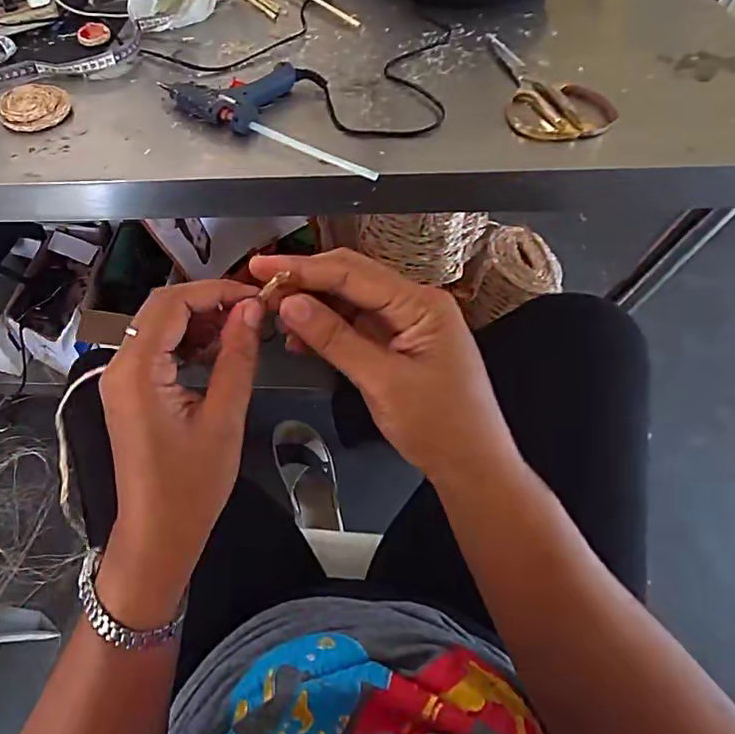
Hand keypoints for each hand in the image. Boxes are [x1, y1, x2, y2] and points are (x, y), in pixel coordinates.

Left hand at [97, 281, 262, 622]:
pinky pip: (157, 349)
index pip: (173, 303)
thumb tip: (251, 309)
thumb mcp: (224, 418)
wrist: (158, 534)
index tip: (255, 298)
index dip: (216, 291)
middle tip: (251, 311)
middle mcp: (120, 366)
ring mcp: (121, 378)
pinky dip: (187, 342)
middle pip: (162, 308)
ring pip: (159, 325)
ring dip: (198, 320)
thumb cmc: (191, 486)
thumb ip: (237, 356)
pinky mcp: (129, 390)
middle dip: (208, 301)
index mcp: (137, 370)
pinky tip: (218, 351)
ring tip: (240, 330)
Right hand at [247, 250, 517, 484]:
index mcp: (421, 304)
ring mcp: (405, 322)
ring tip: (273, 312)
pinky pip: (354, 324)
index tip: (263, 267)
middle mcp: (415, 304)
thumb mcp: (382, 382)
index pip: (351, 272)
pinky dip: (325, 327)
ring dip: (311, 304)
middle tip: (262, 285)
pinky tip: (299, 336)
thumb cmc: (443, 427)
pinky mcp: (396, 342)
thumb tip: (292, 304)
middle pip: (349, 278)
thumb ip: (335, 339)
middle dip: (304, 280)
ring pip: (348, 300)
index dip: (302, 268)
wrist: (473, 466)